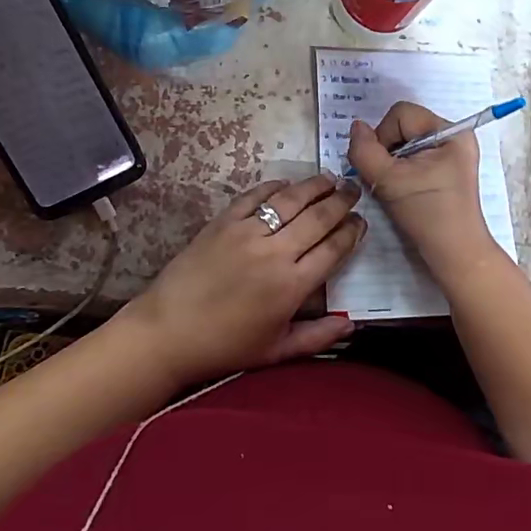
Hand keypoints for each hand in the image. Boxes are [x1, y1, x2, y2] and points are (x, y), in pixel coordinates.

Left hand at [118, 175, 365, 384]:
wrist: (168, 331)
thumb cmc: (225, 346)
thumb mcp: (277, 351)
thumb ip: (318, 337)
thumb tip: (353, 324)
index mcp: (291, 286)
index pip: (333, 248)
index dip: (352, 231)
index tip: (362, 221)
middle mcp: (274, 252)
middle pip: (318, 217)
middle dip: (341, 201)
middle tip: (354, 189)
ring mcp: (247, 232)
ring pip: (290, 200)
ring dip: (314, 186)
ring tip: (329, 178)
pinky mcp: (223, 221)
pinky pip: (255, 196)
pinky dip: (274, 186)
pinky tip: (287, 183)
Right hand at [346, 102, 492, 268]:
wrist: (455, 254)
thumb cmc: (427, 214)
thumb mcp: (388, 180)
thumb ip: (364, 151)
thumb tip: (356, 128)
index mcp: (449, 131)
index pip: (400, 114)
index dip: (382, 137)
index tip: (384, 168)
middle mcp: (454, 136)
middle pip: (403, 125)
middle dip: (387, 149)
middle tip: (387, 178)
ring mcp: (452, 153)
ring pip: (406, 142)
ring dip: (392, 161)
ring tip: (395, 186)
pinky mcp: (447, 169)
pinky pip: (415, 156)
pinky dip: (401, 169)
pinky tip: (402, 189)